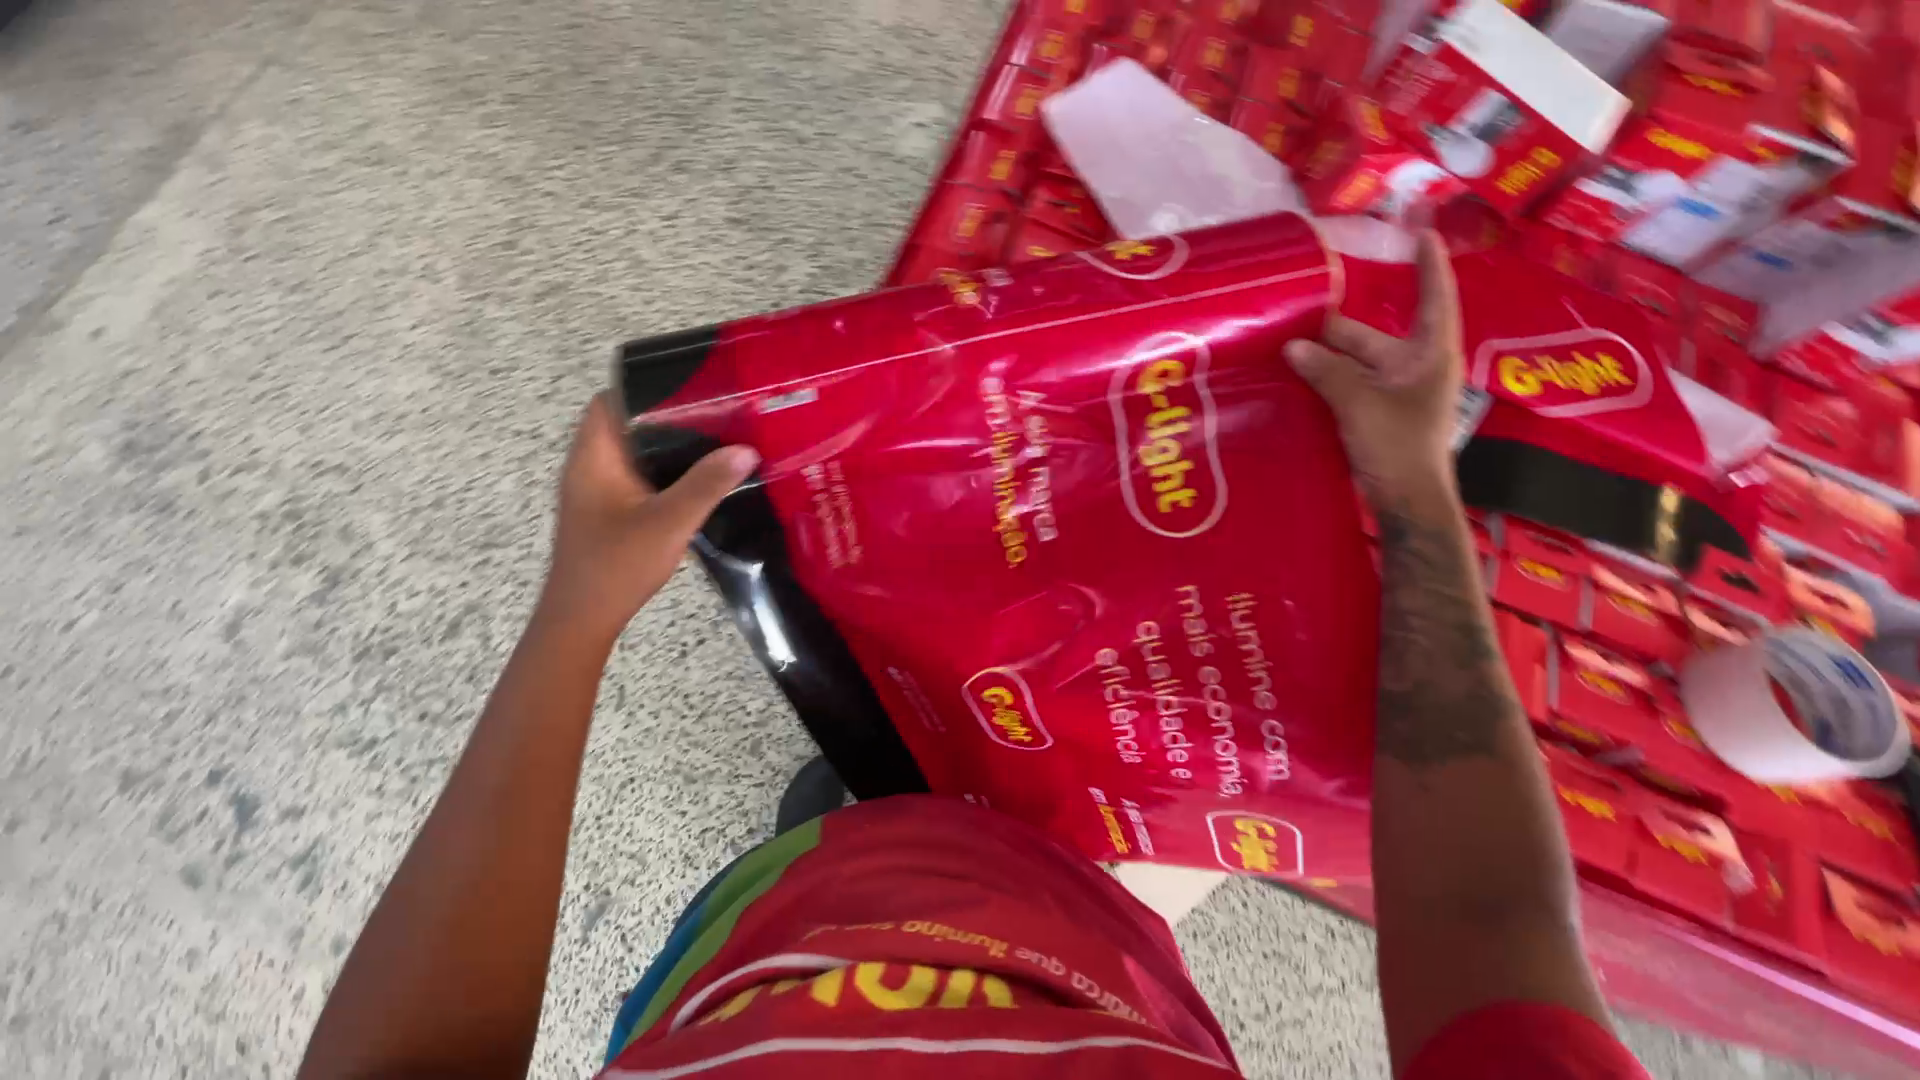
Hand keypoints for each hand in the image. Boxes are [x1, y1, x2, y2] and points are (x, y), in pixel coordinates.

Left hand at [538, 395, 758, 642]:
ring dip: (670, 447)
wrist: (583, 619)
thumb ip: (707, 484)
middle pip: (628, 424)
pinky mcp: (608, 512)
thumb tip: (746, 450)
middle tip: (717, 412)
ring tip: (717, 440)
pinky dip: (665, 472)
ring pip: (635, 453)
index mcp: (593, 456)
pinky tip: (700, 481)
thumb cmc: (616, 565)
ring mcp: (597, 491)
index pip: (611, 400)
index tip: (691, 386)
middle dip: (669, 417)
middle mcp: (589, 466)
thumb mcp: (669, 522)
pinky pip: (639, 477)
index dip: (646, 387)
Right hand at [1286, 230, 1463, 511]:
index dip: (1428, 266)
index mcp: (1429, 354)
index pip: (1433, 298)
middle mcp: (1416, 367)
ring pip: (1357, 362)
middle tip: (1302, 305)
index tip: (1421, 232)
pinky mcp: (1378, 415)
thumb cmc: (1397, 447)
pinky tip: (1298, 373)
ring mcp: (1397, 393)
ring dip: (1327, 354)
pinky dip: (1327, 377)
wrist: (1406, 501)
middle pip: (1375, 335)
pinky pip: (1350, 385)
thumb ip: (1326, 370)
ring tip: (1288, 339)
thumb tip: (1293, 345)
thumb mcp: (1358, 403)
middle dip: (1339, 324)